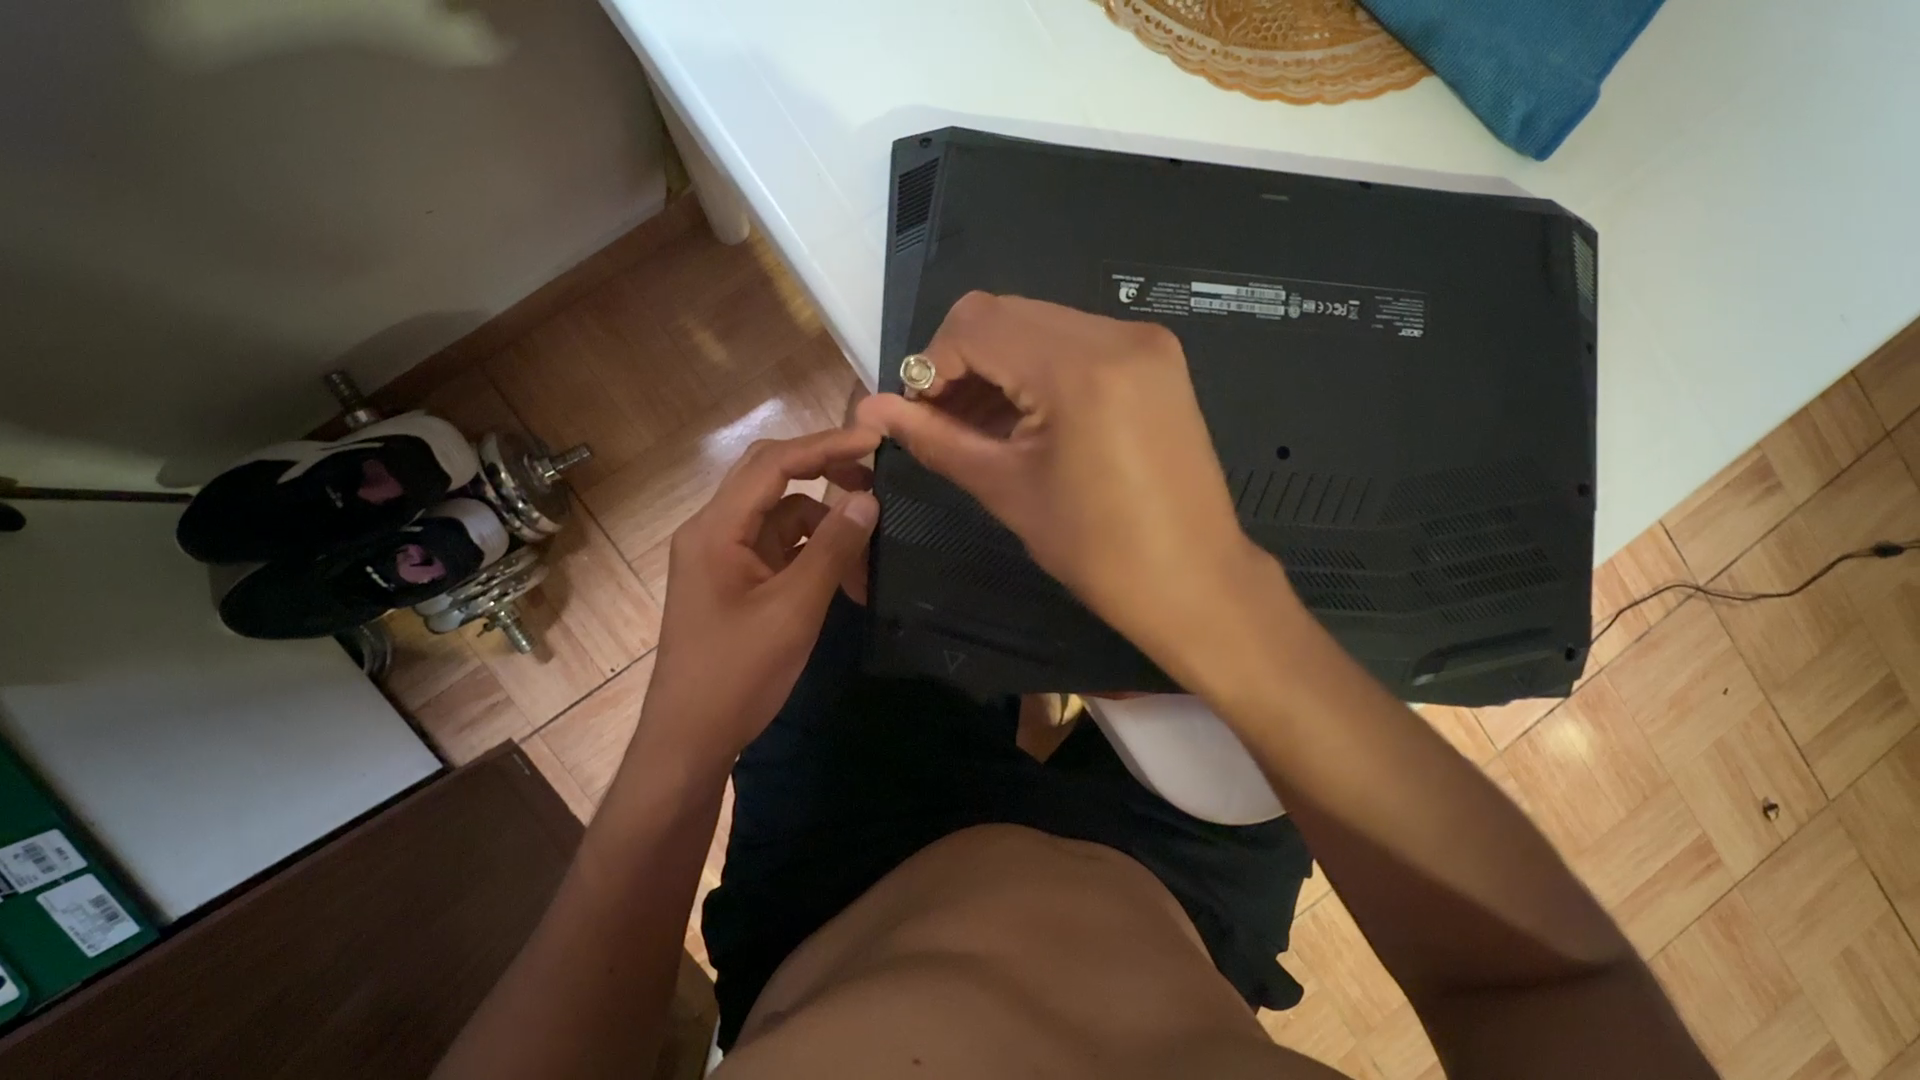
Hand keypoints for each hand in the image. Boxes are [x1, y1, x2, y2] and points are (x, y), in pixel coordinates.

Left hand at [641, 428, 879, 757]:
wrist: (690, 738)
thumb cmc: (737, 674)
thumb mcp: (794, 609)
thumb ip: (831, 549)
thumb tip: (868, 499)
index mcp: (715, 529)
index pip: (773, 463)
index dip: (826, 446)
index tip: (875, 444)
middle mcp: (713, 531)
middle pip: (771, 479)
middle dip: (824, 474)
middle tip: (875, 484)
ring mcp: (721, 557)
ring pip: (780, 518)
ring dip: (824, 528)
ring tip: (866, 562)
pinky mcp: (733, 581)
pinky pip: (777, 549)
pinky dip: (811, 556)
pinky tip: (842, 580)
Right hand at [856, 292, 1278, 679]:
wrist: (1195, 581)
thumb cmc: (1098, 550)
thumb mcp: (1007, 490)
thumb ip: (936, 438)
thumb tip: (871, 409)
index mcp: (1079, 368)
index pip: (975, 324)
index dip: (931, 365)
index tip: (917, 415)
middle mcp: (1116, 335)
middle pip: (1005, 314)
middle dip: (962, 362)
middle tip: (943, 422)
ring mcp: (1144, 343)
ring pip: (1039, 325)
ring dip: (998, 366)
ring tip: (980, 426)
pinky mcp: (1157, 360)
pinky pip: (1075, 342)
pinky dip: (1037, 370)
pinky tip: (1024, 418)